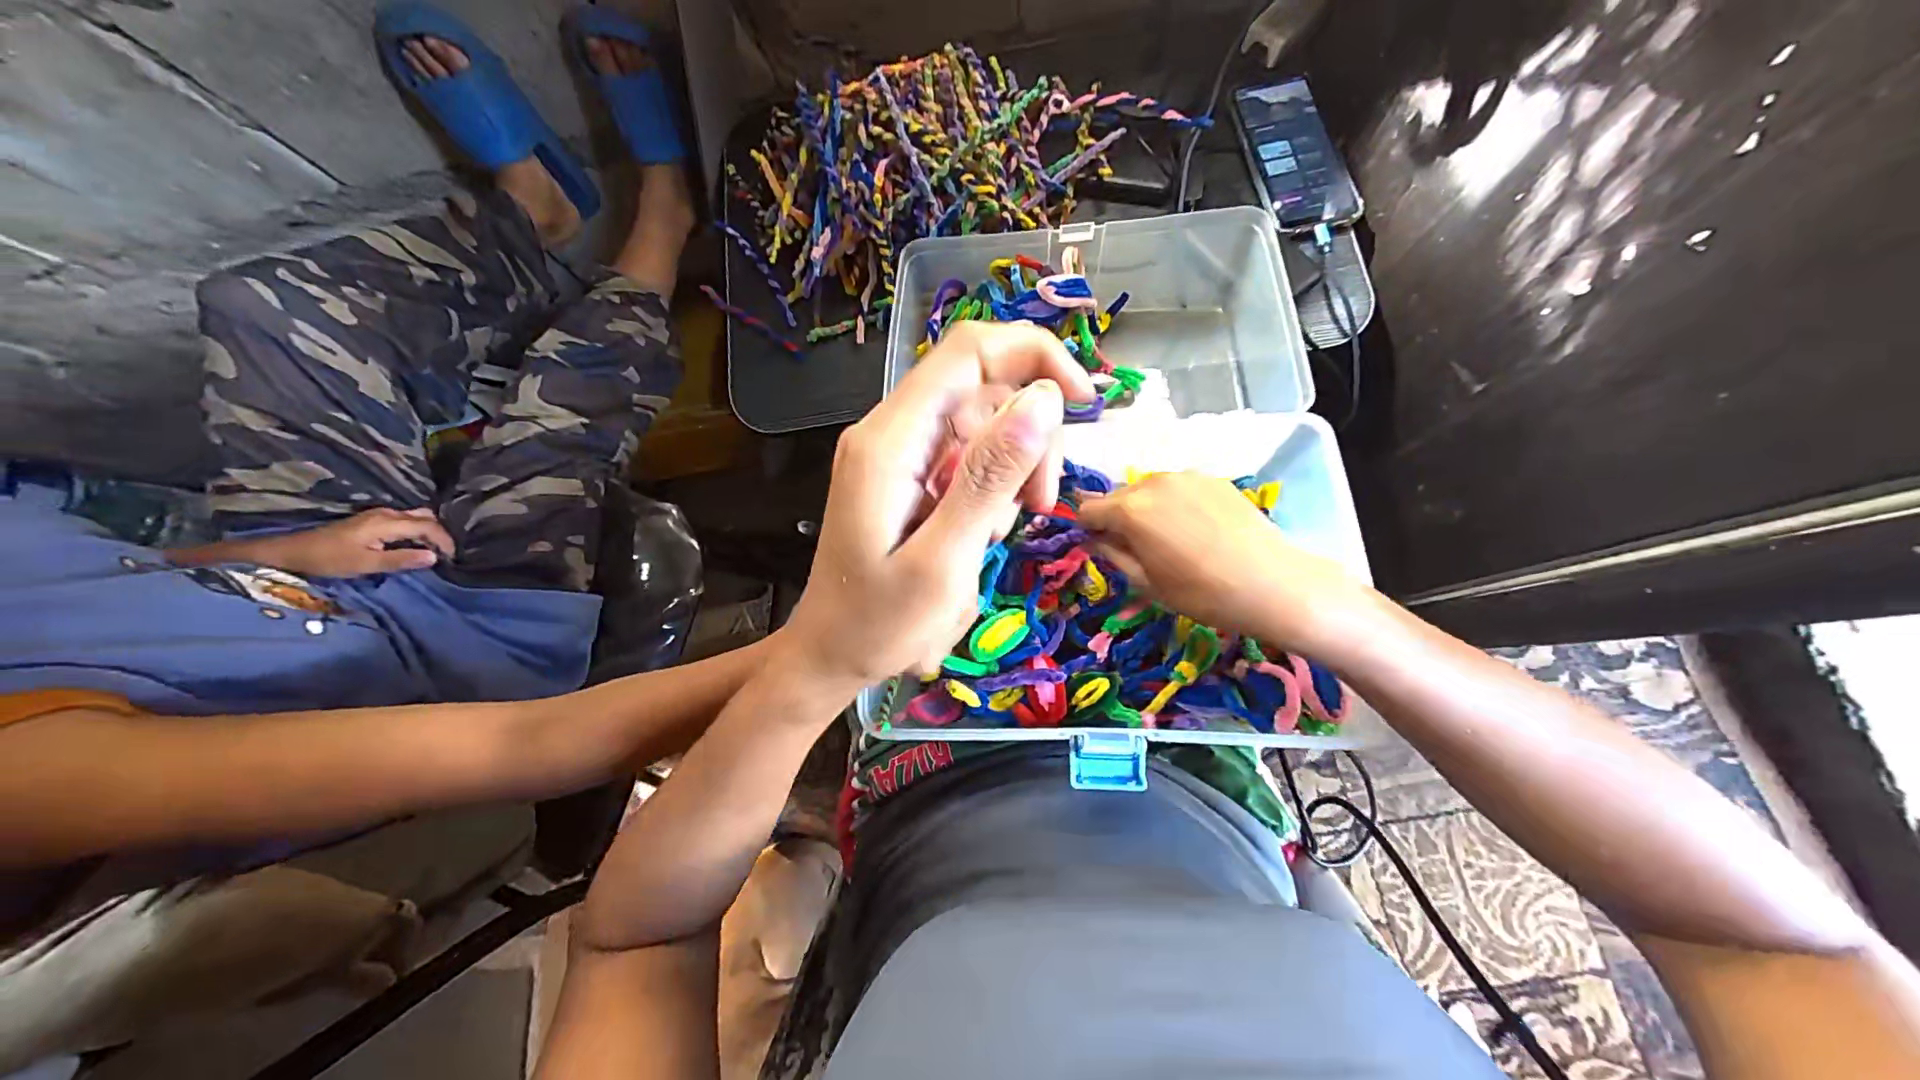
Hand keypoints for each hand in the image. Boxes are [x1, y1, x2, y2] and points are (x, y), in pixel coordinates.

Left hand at [241, 507, 453, 577]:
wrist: (293, 551)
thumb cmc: (330, 559)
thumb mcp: (367, 564)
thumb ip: (402, 559)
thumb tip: (434, 557)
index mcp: (388, 522)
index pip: (429, 526)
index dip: (445, 541)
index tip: (453, 558)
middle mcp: (387, 513)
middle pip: (426, 518)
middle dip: (442, 534)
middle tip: (448, 554)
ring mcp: (380, 515)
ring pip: (418, 517)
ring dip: (430, 532)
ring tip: (436, 549)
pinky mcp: (374, 520)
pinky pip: (407, 521)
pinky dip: (419, 531)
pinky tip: (418, 544)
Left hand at [782, 322, 1097, 686]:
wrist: (831, 654)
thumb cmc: (878, 624)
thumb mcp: (943, 561)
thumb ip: (990, 478)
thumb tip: (1043, 399)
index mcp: (891, 441)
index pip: (968, 352)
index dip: (1035, 356)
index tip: (1083, 400)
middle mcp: (892, 432)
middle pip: (984, 389)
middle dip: (1029, 436)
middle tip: (1041, 503)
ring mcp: (899, 454)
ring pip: (983, 426)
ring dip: (1012, 471)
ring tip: (996, 536)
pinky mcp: (908, 476)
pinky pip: (967, 459)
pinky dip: (991, 490)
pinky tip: (981, 535)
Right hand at [1077, 471, 1369, 654]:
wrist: (1272, 584)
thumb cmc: (1201, 593)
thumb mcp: (1146, 583)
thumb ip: (1113, 555)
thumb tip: (1096, 539)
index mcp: (1129, 510)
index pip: (1088, 510)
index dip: (1089, 529)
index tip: (1102, 548)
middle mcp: (1153, 483)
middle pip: (1118, 497)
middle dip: (1119, 518)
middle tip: (1139, 549)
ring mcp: (1186, 476)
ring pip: (1149, 490)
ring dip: (1148, 510)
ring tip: (1173, 540)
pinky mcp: (1214, 479)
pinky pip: (1179, 489)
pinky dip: (1177, 504)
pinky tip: (1199, 531)